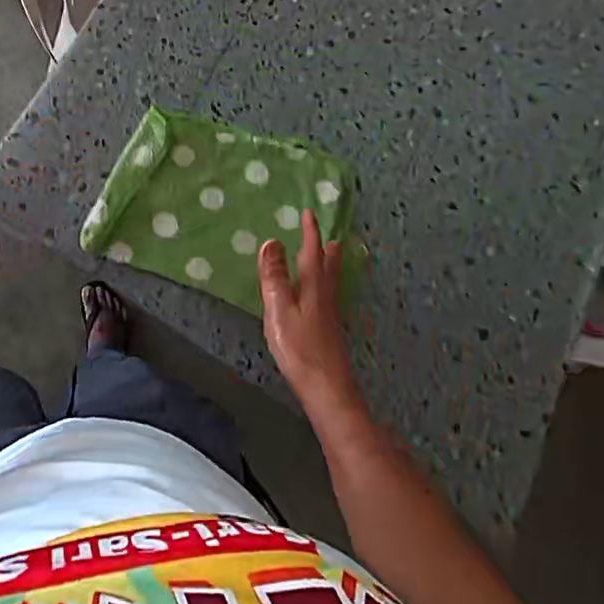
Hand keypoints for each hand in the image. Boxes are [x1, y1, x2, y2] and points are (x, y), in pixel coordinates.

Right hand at [258, 210, 357, 405]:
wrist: (327, 390)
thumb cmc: (299, 349)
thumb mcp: (279, 309)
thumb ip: (274, 277)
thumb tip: (271, 242)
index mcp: (312, 289)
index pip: (312, 254)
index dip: (310, 234)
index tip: (309, 213)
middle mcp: (324, 298)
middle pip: (327, 268)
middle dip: (326, 249)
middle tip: (330, 235)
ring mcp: (328, 316)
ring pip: (330, 283)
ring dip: (329, 266)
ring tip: (332, 256)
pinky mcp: (328, 332)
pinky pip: (326, 296)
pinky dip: (324, 285)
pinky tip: (321, 296)